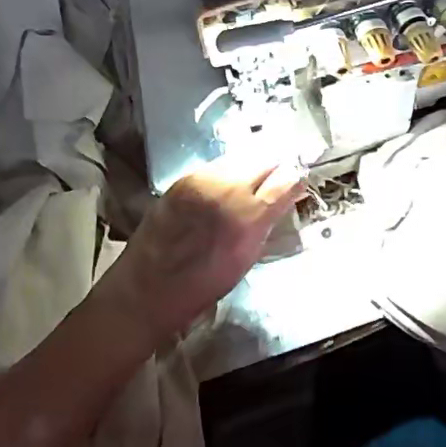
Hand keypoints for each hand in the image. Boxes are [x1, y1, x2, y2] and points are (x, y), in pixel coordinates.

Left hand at [93, 158, 305, 348]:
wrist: (146, 288)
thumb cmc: (200, 288)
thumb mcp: (244, 259)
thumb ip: (264, 225)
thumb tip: (280, 202)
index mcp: (248, 217)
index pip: (286, 181)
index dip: (296, 180)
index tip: (299, 184)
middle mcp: (228, 189)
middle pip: (264, 160)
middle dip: (276, 167)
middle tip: (280, 177)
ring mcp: (203, 179)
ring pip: (240, 158)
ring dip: (252, 166)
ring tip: (255, 178)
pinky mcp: (184, 178)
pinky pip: (216, 165)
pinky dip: (228, 170)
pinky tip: (228, 183)